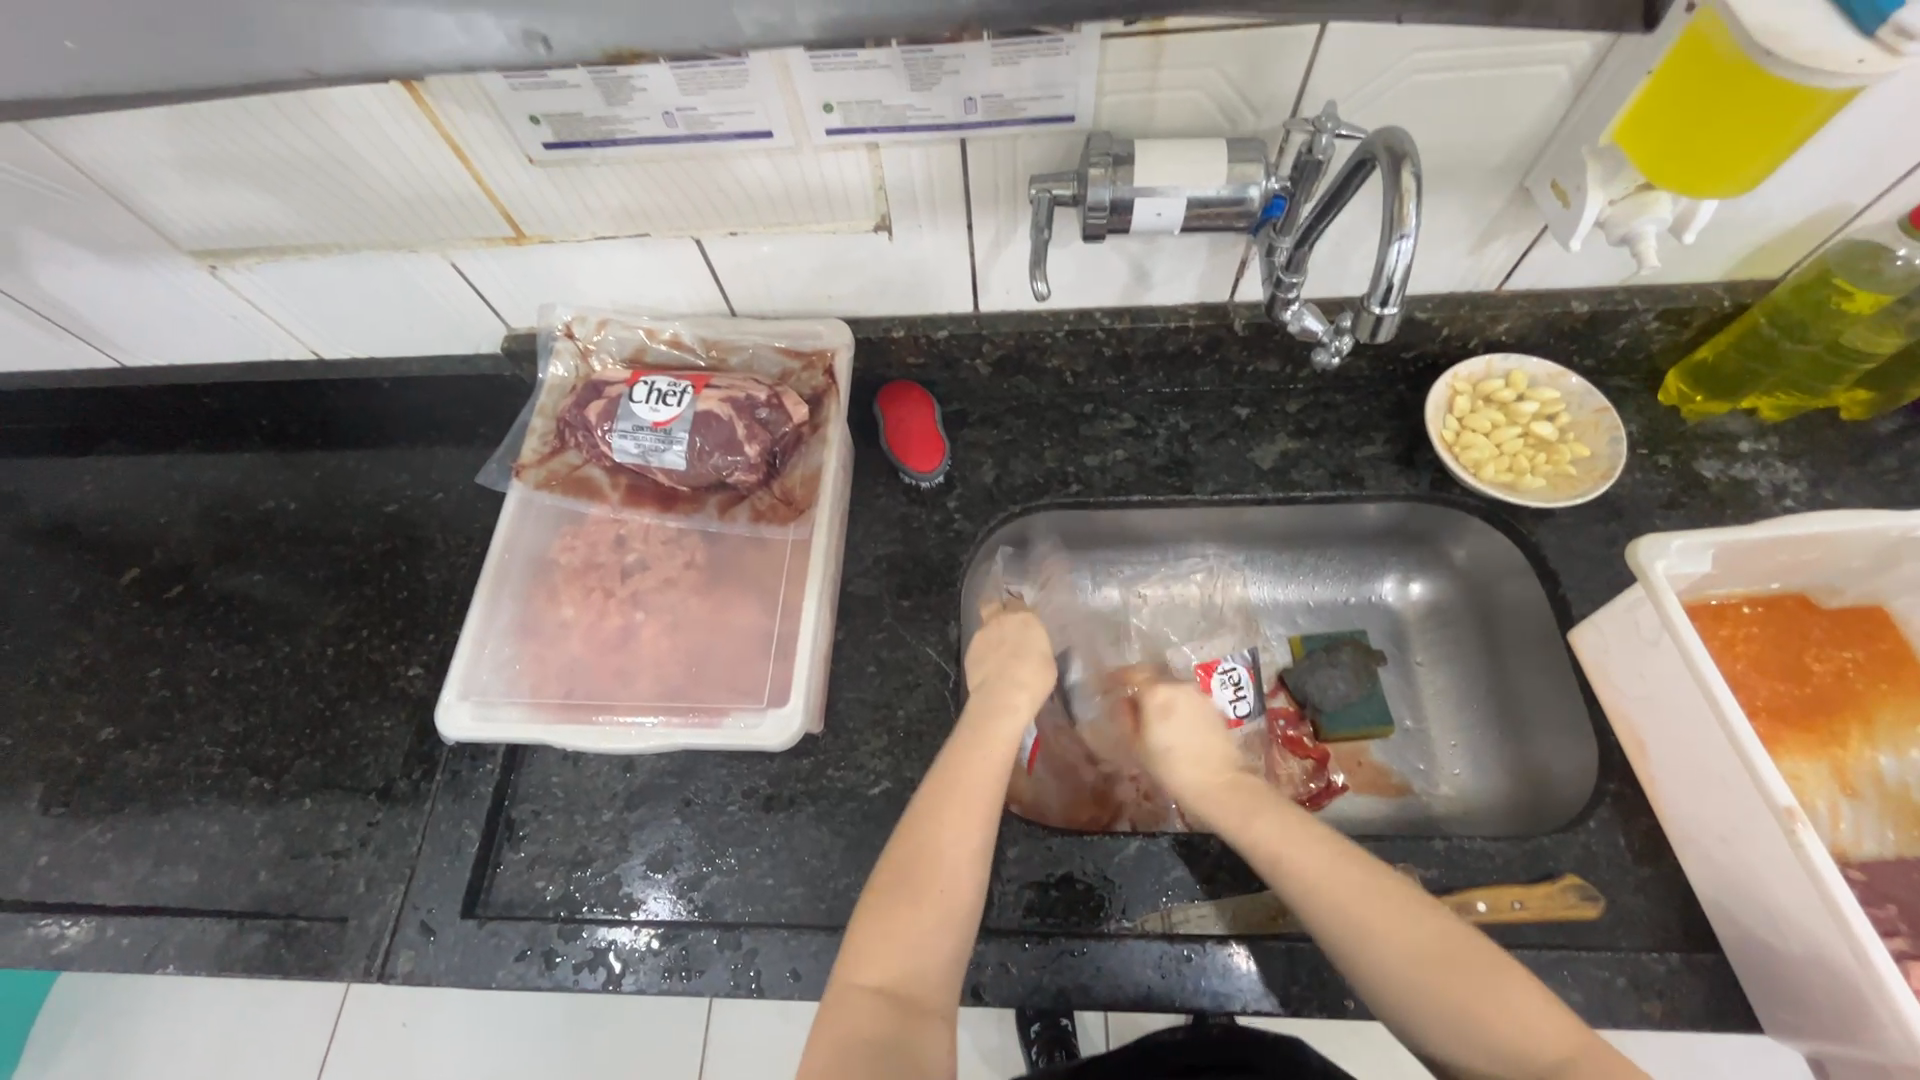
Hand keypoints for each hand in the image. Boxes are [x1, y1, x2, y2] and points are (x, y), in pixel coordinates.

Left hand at [963, 601, 1055, 720]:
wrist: (1003, 695)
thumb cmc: (1035, 678)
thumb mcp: (1046, 660)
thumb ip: (1035, 646)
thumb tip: (1029, 649)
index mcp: (1025, 619)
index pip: (1019, 603)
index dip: (1019, 610)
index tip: (1022, 621)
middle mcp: (1001, 620)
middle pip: (993, 604)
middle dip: (996, 610)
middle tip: (1003, 625)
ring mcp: (981, 634)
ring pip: (983, 627)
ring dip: (990, 636)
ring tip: (996, 655)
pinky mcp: (968, 651)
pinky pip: (976, 647)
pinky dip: (982, 654)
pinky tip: (987, 669)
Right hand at [1132, 681, 1255, 824]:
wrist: (1218, 782)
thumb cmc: (1169, 767)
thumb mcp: (1137, 745)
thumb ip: (1126, 717)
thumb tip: (1124, 702)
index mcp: (1155, 692)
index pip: (1131, 673)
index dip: (1118, 677)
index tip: (1109, 683)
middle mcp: (1178, 685)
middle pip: (1154, 679)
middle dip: (1141, 689)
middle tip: (1132, 704)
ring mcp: (1199, 695)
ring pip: (1173, 690)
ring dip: (1162, 698)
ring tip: (1156, 718)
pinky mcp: (1214, 707)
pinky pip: (1188, 700)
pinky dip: (1179, 707)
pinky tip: (1177, 725)